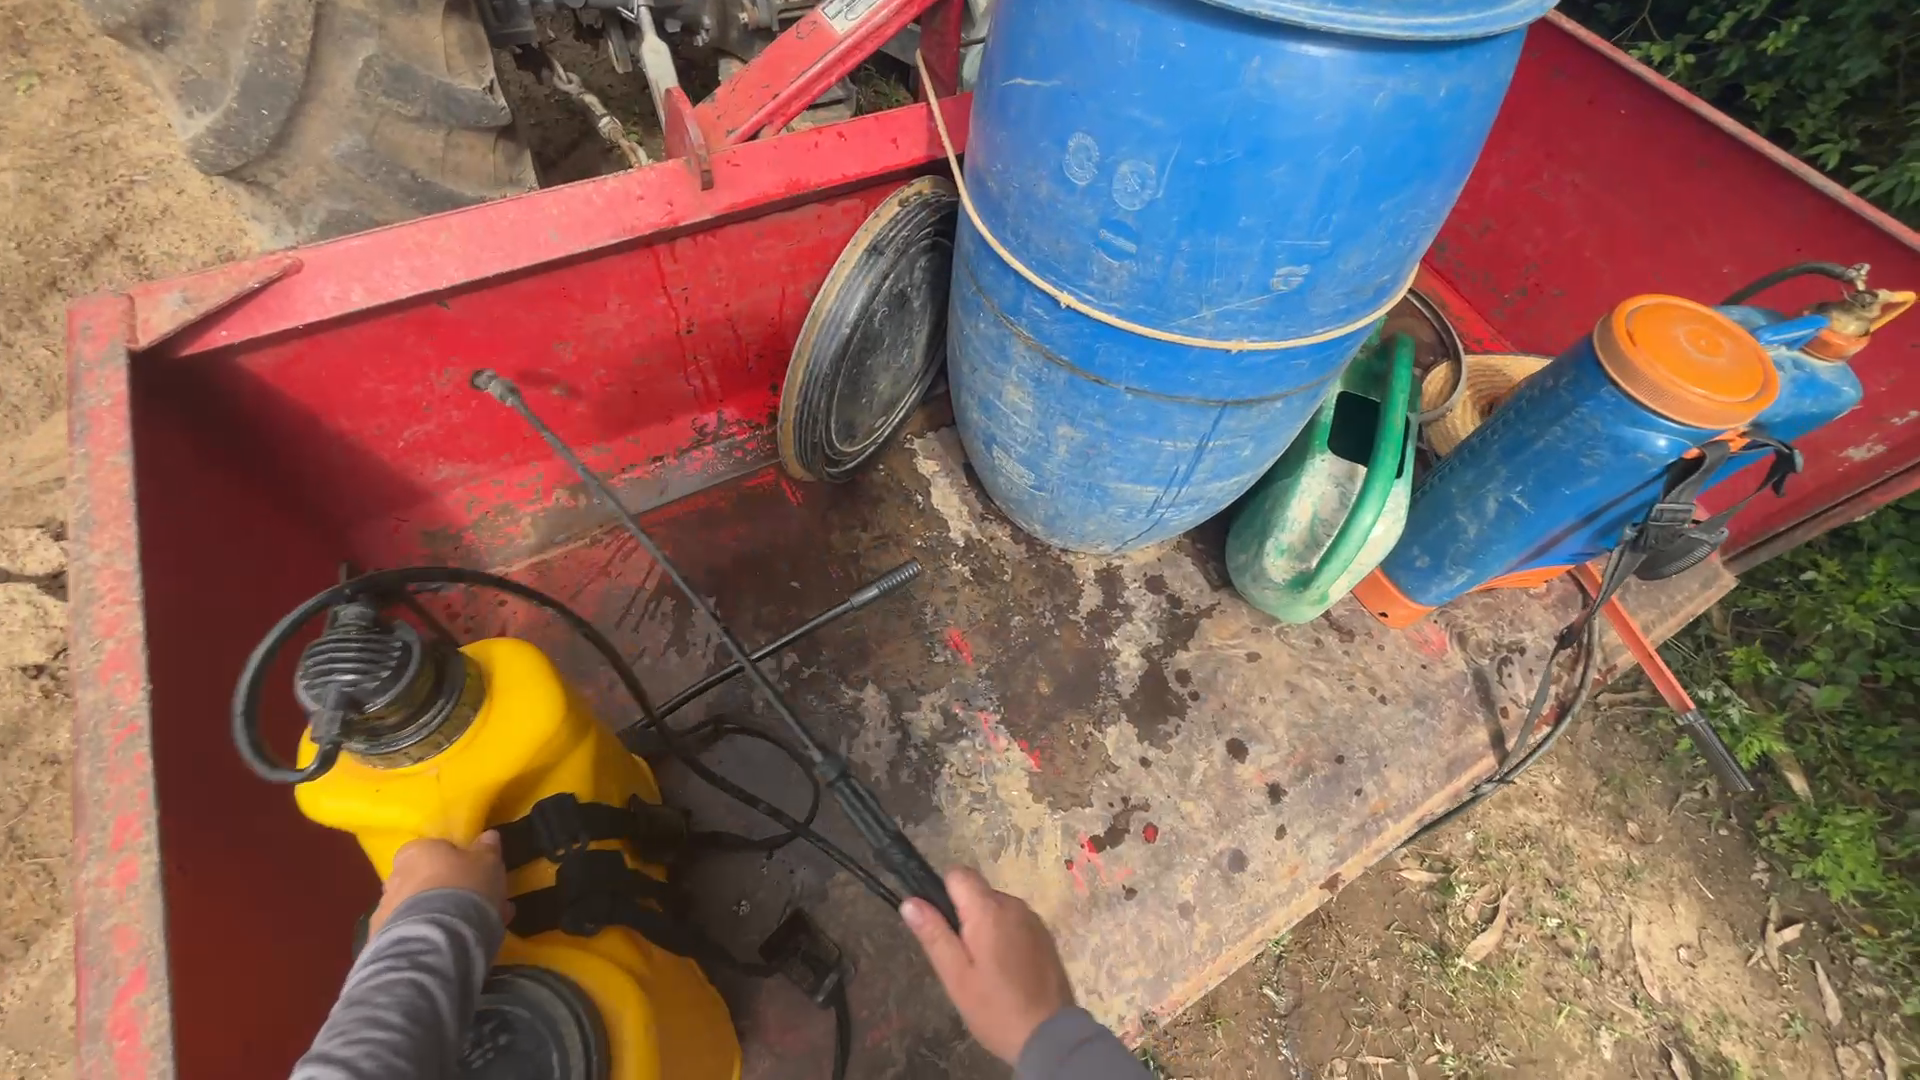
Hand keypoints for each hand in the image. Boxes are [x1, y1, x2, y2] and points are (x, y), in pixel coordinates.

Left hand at [369, 831, 510, 936]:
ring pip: (421, 907)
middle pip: (424, 878)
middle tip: (475, 896)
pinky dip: (435, 934)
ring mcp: (386, 913)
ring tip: (474, 923)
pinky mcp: (385, 943)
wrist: (435, 939)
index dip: (451, 856)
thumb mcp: (488, 859)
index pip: (429, 847)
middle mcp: (394, 878)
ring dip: (442, 912)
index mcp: (415, 852)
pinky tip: (460, 939)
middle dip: (446, 886)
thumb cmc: (464, 885)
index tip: (470, 865)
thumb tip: (487, 836)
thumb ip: (486, 847)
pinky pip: (417, 932)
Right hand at [900, 867, 1074, 1064]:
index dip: (944, 893)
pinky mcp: (1044, 934)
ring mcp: (1032, 917)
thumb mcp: (956, 976)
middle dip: (964, 915)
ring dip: (985, 926)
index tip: (943, 926)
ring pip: (995, 907)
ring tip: (984, 970)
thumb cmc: (996, 1008)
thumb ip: (934, 934)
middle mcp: (1012, 903)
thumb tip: (910, 902)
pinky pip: (1014, 921)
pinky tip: (1006, 970)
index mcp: (988, 909)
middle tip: (962, 959)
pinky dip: (1005, 935)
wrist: (1051, 1036)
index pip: (958, 873)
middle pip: (977, 891)